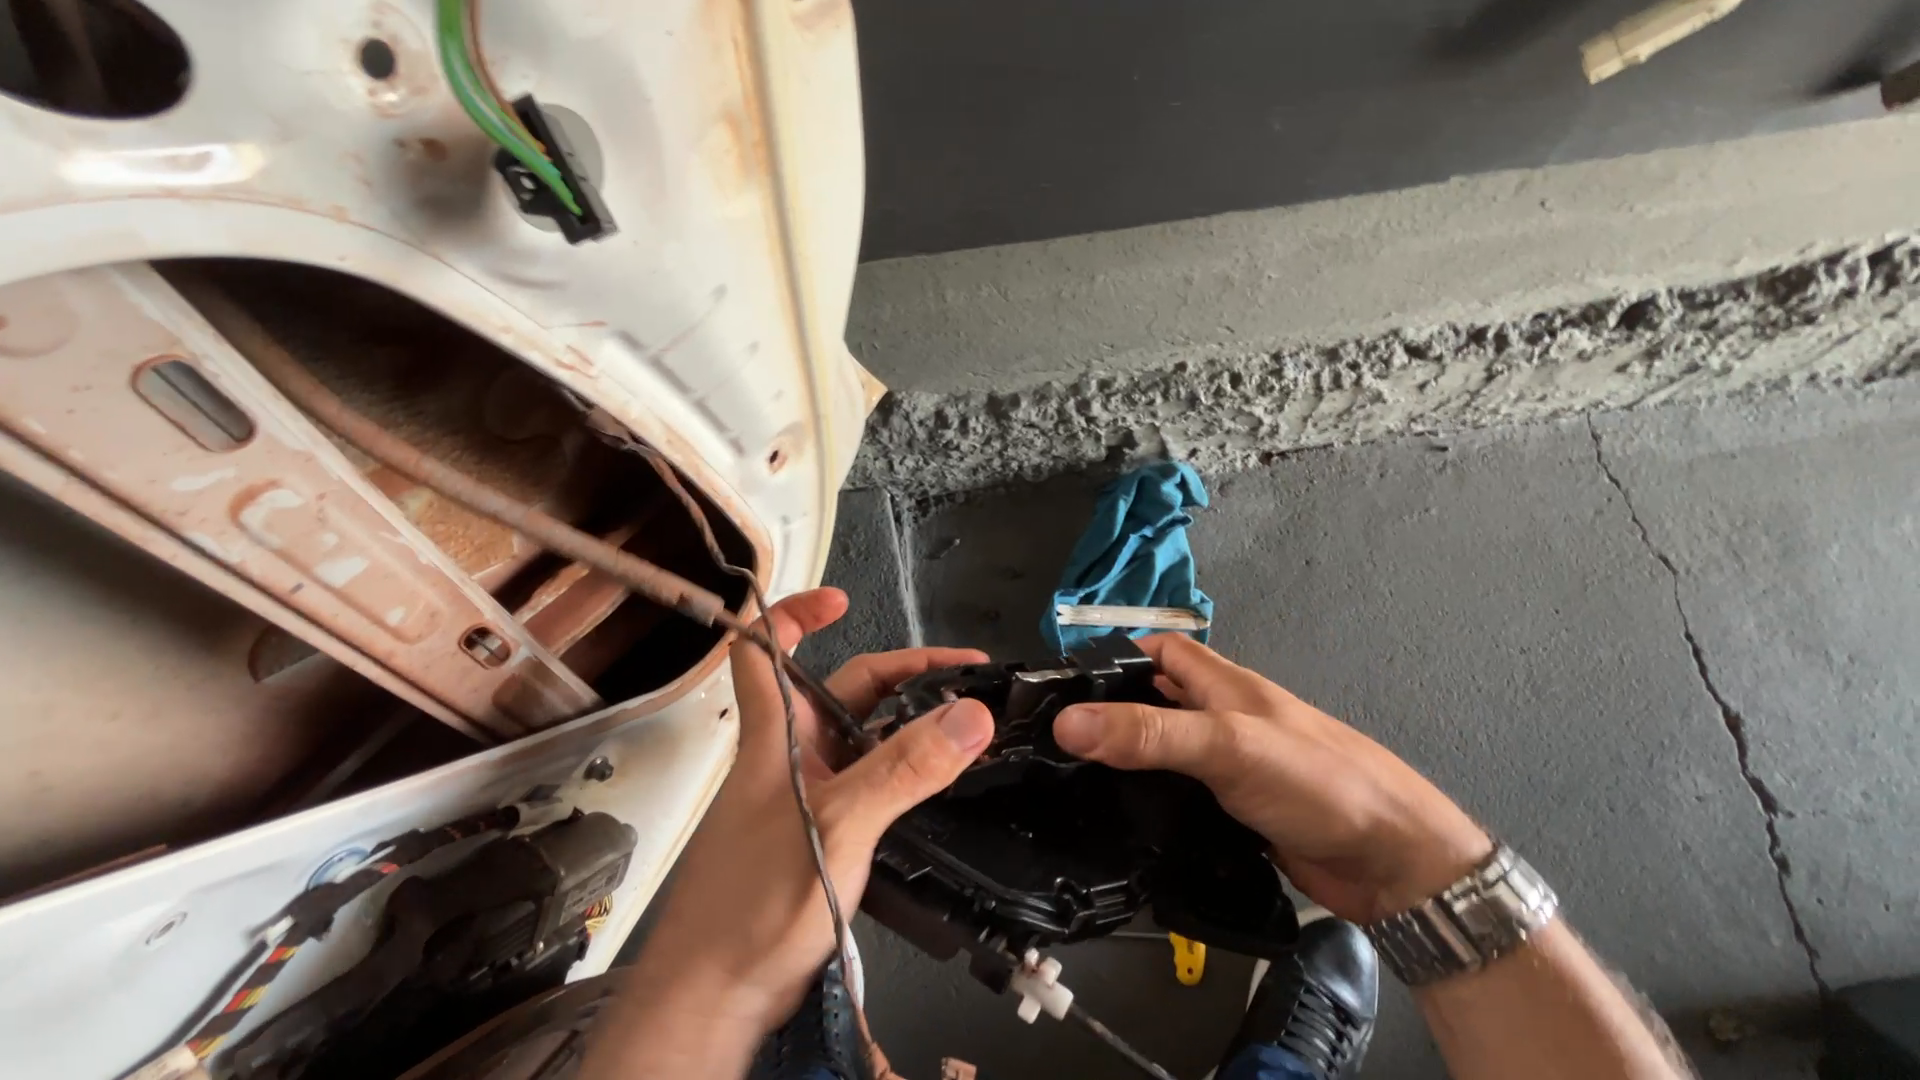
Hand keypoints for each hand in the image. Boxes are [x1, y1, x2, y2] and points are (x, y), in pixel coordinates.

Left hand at [590, 588, 993, 1078]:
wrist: (718, 999)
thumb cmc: (758, 901)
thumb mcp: (840, 824)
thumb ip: (905, 768)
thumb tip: (971, 713)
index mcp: (776, 736)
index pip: (765, 651)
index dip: (795, 613)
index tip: (839, 599)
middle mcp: (790, 757)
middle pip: (845, 692)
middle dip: (904, 675)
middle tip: (968, 679)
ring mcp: (806, 798)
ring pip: (863, 741)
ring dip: (911, 726)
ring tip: (969, 728)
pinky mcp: (821, 836)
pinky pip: (869, 786)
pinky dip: (905, 774)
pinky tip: (939, 785)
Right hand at [1052, 634, 1490, 922]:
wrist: (1394, 865)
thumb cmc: (1316, 784)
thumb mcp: (1227, 746)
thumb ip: (1149, 733)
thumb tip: (1065, 723)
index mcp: (1226, 686)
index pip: (1161, 651)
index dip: (1115, 655)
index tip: (1062, 683)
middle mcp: (1225, 719)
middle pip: (1158, 700)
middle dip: (1111, 711)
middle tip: (1055, 740)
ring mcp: (1232, 769)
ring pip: (1167, 752)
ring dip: (1128, 761)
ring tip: (1072, 782)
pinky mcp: (1236, 814)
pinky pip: (1182, 797)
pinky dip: (1152, 802)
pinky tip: (1124, 821)